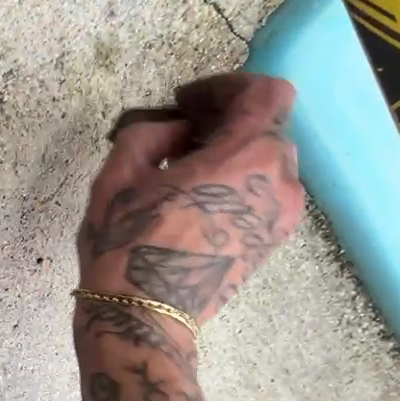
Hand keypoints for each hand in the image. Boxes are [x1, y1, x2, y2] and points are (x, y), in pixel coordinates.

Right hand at [77, 72, 304, 324]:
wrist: (143, 314)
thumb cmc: (123, 246)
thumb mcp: (116, 180)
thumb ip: (147, 136)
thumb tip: (174, 129)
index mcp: (245, 156)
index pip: (264, 92)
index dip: (226, 86)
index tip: (187, 100)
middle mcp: (280, 178)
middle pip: (267, 127)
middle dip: (225, 121)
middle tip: (177, 135)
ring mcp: (284, 211)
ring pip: (267, 161)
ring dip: (231, 153)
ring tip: (182, 171)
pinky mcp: (274, 237)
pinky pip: (264, 191)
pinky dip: (236, 182)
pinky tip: (195, 200)